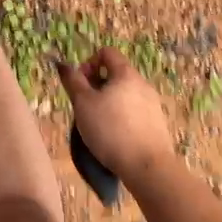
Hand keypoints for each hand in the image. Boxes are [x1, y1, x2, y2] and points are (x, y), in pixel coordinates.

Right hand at [57, 47, 172, 179]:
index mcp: (125, 73)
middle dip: (97, 86)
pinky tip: (116, 138)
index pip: (106, 53)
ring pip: (125, 95)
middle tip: (86, 107)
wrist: (148, 168)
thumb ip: (73, 81)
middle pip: (115, 74)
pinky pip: (135, 112)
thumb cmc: (111, 130)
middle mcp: (142, 84)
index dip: (89, 63)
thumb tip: (64, 65)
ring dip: (109, 103)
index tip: (81, 85)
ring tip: (99, 125)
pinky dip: (123, 118)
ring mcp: (153, 105)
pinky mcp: (158, 125)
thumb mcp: (83, 104)